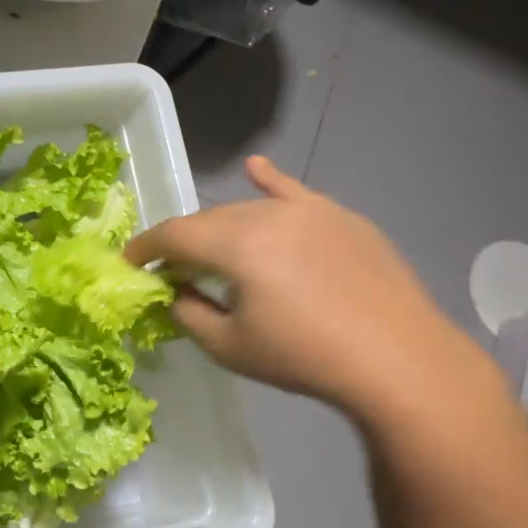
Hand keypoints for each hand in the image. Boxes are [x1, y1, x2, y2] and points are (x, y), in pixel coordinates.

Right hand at [126, 157, 499, 424]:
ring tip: (212, 252)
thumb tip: (174, 292)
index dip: (144, 249)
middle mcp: (268, 215)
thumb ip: (188, 313)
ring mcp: (309, 211)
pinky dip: (271, 181)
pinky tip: (257, 167)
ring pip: (247, 209)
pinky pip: (296, 191)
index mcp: (236, 246)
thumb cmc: (304, 358)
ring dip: (220, 228)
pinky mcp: (341, 218)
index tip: (128, 265)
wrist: (399, 360)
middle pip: (207, 220)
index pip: (173, 236)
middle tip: (170, 271)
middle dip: (181, 242)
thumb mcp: (229, 347)